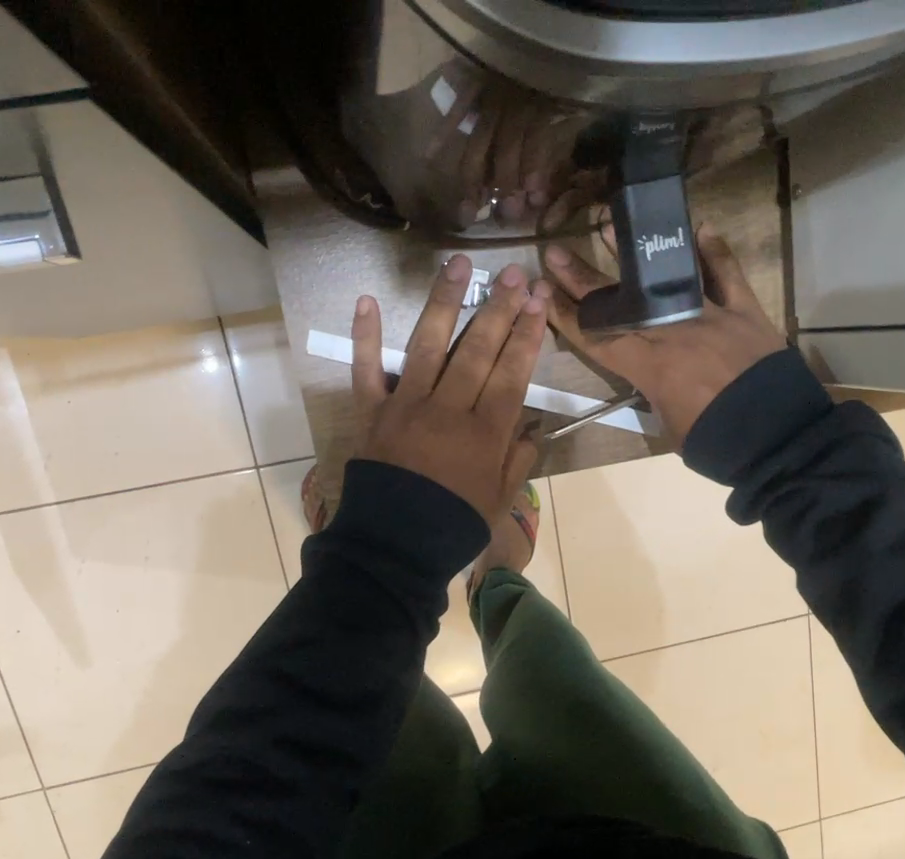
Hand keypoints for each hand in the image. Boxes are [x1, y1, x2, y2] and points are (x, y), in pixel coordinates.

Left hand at [352, 257, 547, 526]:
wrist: (394, 548)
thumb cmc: (453, 526)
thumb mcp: (499, 501)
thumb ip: (517, 461)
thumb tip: (531, 427)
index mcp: (485, 433)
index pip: (512, 373)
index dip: (528, 335)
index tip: (539, 300)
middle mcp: (449, 409)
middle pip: (478, 350)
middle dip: (499, 308)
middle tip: (514, 272)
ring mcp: (407, 406)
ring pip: (429, 345)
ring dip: (445, 302)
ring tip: (458, 264)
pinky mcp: (372, 412)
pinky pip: (367, 369)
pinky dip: (364, 336)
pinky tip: (366, 300)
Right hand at [542, 223, 787, 441]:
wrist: (775, 440)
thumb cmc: (716, 444)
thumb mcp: (670, 427)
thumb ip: (655, 396)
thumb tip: (655, 382)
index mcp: (649, 365)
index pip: (597, 336)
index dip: (567, 316)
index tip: (545, 293)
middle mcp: (671, 331)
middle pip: (618, 301)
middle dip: (582, 277)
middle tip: (557, 252)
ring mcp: (709, 315)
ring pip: (666, 275)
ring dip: (637, 249)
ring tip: (613, 224)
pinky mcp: (745, 311)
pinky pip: (728, 275)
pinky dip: (716, 252)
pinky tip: (703, 229)